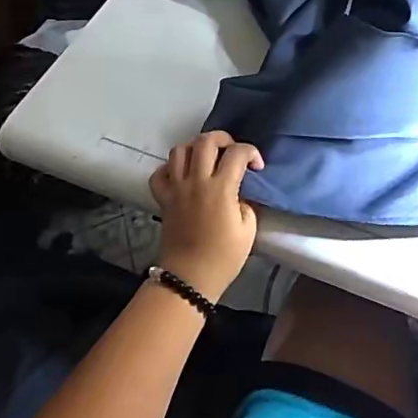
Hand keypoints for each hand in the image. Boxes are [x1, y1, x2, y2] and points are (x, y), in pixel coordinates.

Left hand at [149, 131, 263, 300]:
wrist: (189, 278)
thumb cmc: (224, 257)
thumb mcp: (248, 230)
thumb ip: (246, 203)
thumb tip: (238, 192)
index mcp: (221, 188)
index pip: (237, 153)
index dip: (251, 152)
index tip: (257, 167)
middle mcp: (197, 181)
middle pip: (205, 141)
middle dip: (223, 139)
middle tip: (232, 151)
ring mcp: (176, 188)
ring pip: (179, 150)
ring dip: (195, 148)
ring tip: (207, 158)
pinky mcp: (163, 199)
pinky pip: (160, 173)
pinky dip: (170, 168)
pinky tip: (182, 175)